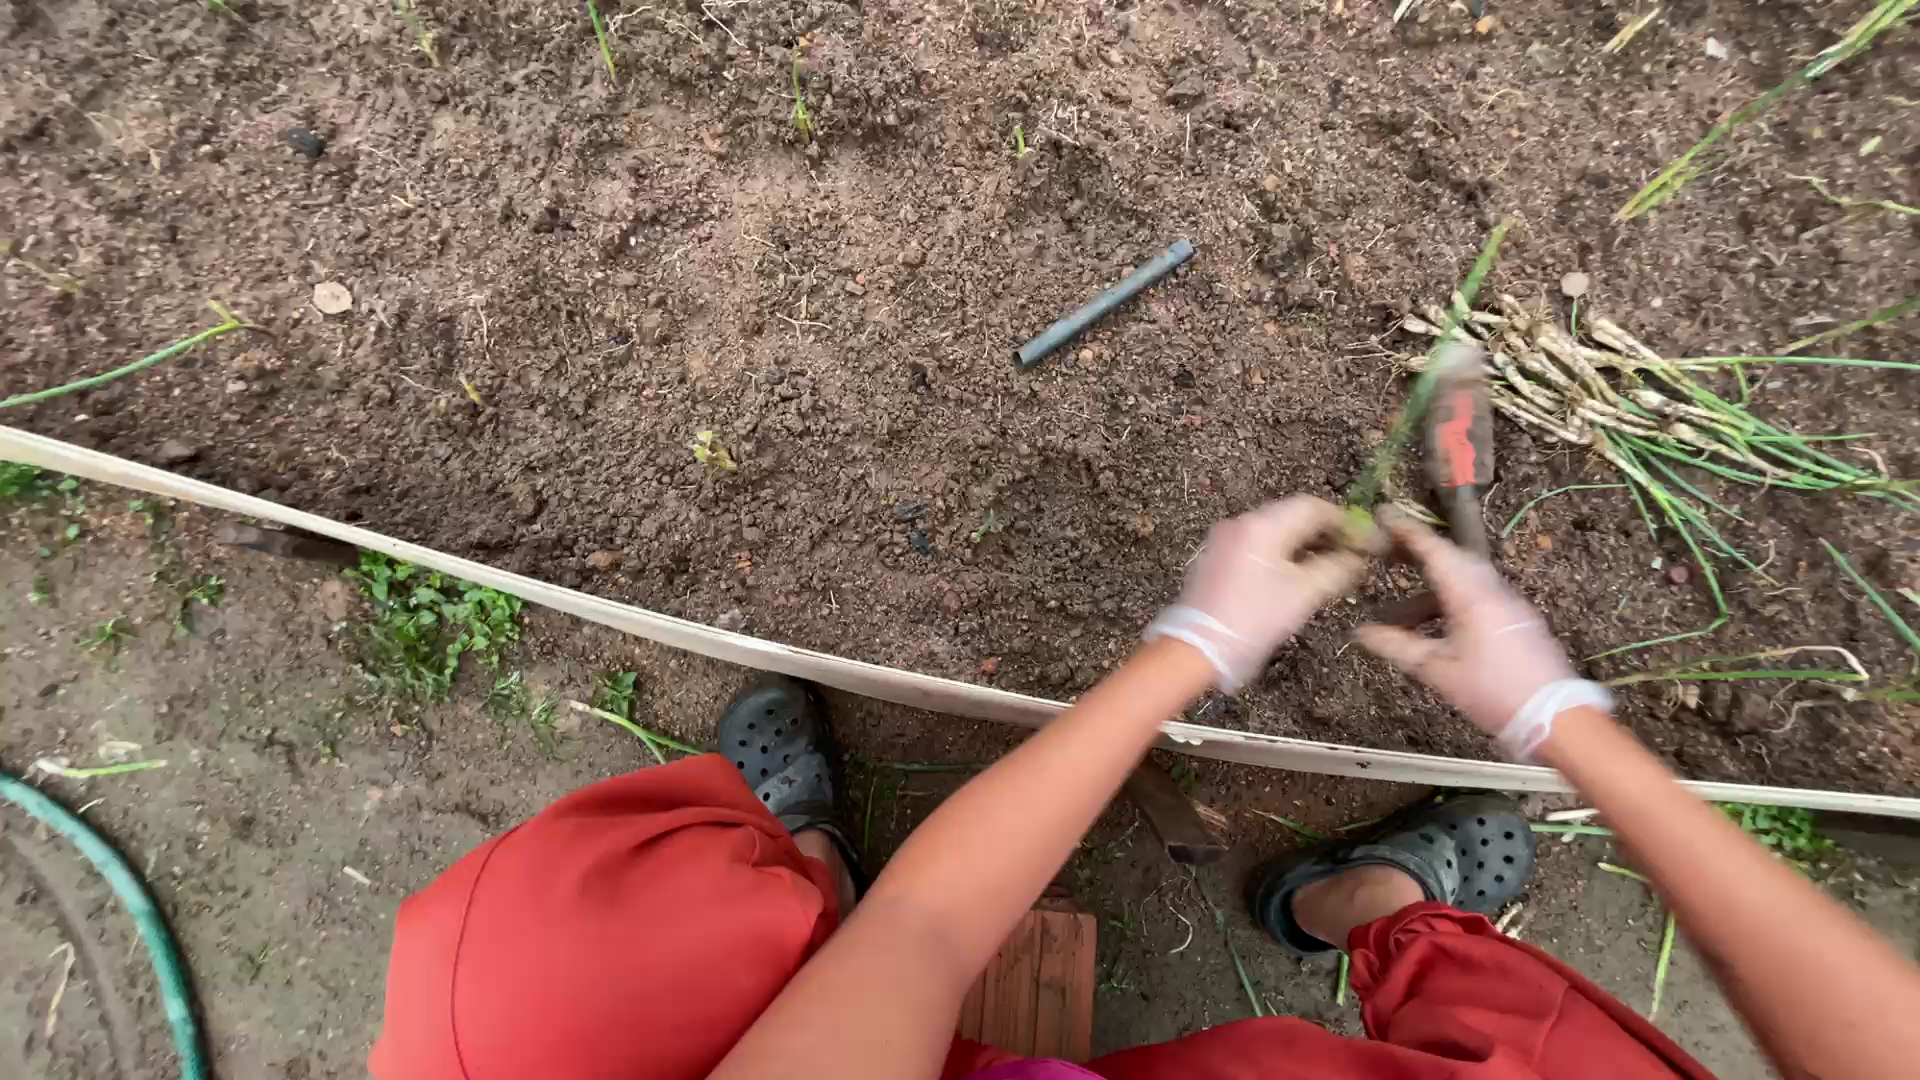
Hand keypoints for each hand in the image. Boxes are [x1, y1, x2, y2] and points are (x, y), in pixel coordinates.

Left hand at [1144, 495, 1364, 691]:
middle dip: (1320, 532)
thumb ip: (1336, 568)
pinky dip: (1276, 552)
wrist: (1197, 645)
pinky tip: (1291, 574)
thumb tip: (1355, 557)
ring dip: (1299, 543)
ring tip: (1324, 565)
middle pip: (1288, 515)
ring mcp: (1221, 540)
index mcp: (1261, 526)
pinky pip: (1253, 545)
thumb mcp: (1304, 594)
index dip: (1341, 520)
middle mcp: (1238, 524)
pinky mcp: (1213, 557)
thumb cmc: (1252, 619)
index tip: (1361, 539)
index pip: (1310, 506)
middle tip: (1347, 553)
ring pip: (1270, 531)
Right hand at [1354, 507, 1602, 757]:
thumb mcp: (1436, 670)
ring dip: (1432, 584)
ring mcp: (1510, 607)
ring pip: (1466, 580)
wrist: (1558, 719)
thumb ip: (1397, 646)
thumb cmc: (1494, 691)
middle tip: (1389, 551)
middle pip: (1454, 560)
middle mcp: (1494, 594)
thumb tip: (1360, 632)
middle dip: (1420, 552)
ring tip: (1403, 607)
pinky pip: (1478, 597)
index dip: (1409, 533)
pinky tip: (1434, 623)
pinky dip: (1449, 600)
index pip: (1437, 553)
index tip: (1385, 516)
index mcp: (1473, 598)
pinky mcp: (1517, 623)